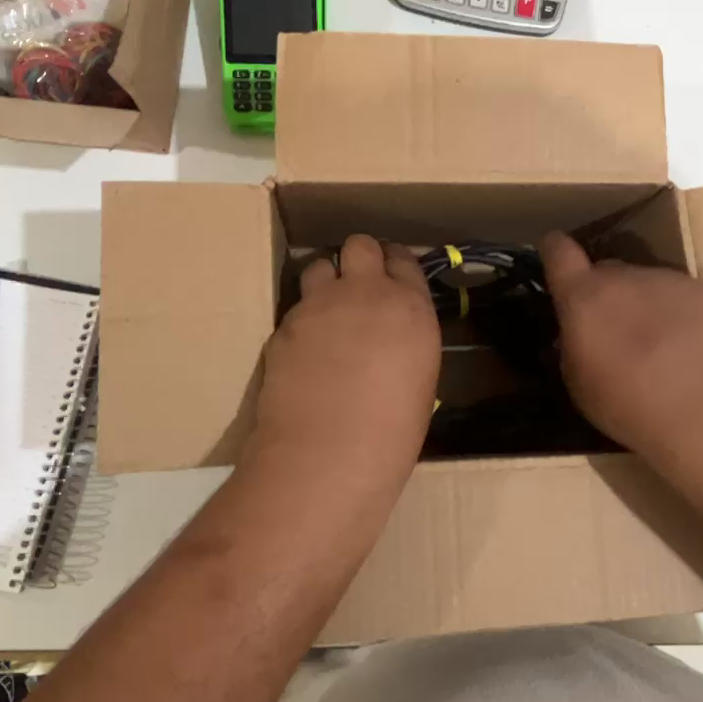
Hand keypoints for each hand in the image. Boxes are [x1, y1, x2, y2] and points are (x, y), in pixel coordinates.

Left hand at [252, 235, 440, 470]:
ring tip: (327, 316)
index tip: (391, 280)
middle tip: (358, 289)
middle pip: (359, 245)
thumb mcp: (419, 379)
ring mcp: (319, 306)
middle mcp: (365, 294)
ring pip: (319, 267)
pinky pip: (295, 309)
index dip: (395, 266)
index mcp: (410, 307)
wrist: (328, 456)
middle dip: (359, 260)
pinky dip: (302, 323)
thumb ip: (406, 343)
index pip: (403, 259)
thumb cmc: (392, 434)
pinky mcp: (283, 326)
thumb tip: (390, 341)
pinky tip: (304, 354)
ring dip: (325, 283)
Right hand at [541, 231, 702, 468]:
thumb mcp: (580, 386)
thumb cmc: (632, 408)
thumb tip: (578, 330)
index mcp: (585, 298)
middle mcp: (625, 277)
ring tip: (661, 347)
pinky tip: (691, 348)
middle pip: (607, 272)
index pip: (559, 251)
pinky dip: (679, 313)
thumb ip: (573, 345)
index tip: (555, 260)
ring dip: (644, 305)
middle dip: (605, 295)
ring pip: (645, 284)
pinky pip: (680, 294)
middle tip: (617, 334)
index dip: (554, 252)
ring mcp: (669, 279)